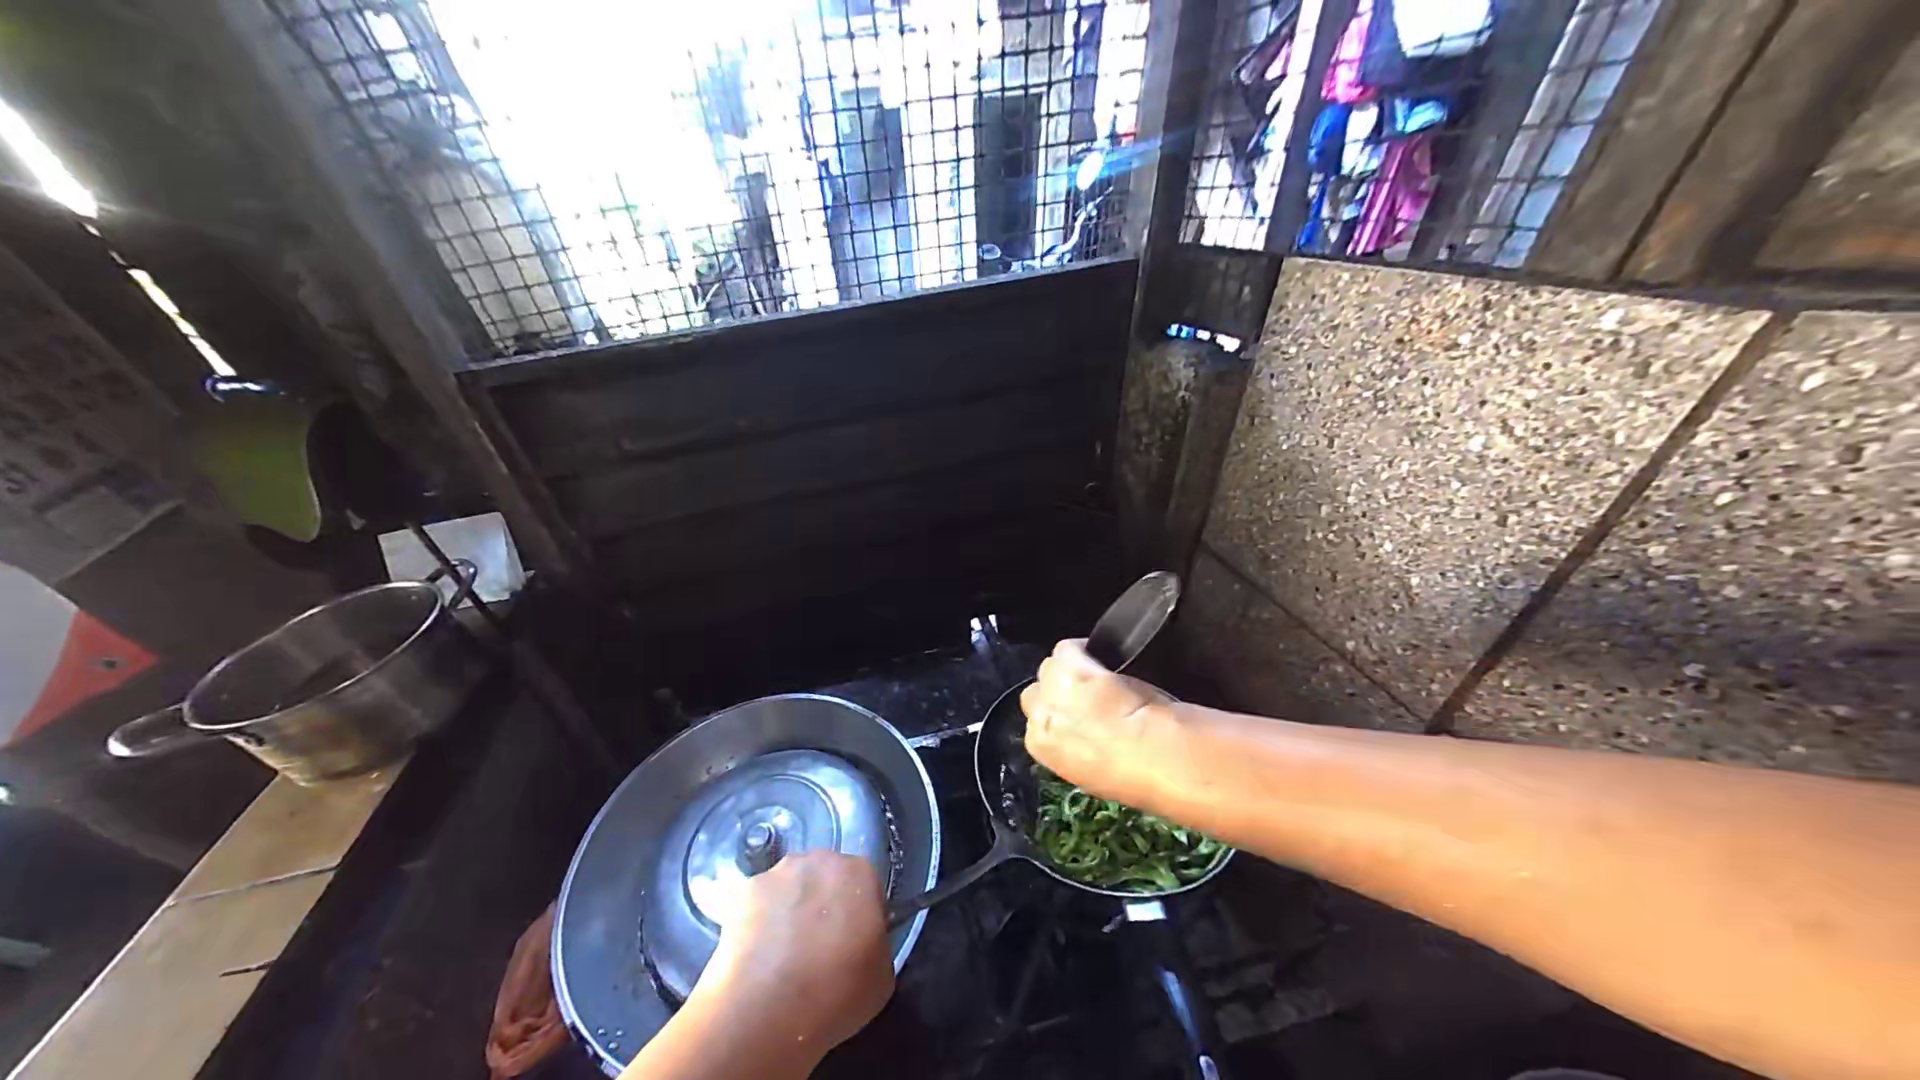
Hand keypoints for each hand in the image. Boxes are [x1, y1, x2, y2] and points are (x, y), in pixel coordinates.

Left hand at [685, 851, 893, 1065]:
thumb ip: (876, 942)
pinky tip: (751, 952)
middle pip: (824, 877)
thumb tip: (862, 940)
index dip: (860, 914)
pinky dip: (751, 920)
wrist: (765, 1012)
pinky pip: (750, 902)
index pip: (866, 885)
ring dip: (786, 908)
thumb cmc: (836, 994)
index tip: (852, 942)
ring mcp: (776, 873)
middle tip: (816, 946)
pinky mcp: (740, 892)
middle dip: (822, 903)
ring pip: (787, 886)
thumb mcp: (881, 975)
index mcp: (860, 873)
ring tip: (778, 953)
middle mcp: (819, 861)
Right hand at [1021, 638, 1179, 809]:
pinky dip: (1086, 649)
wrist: (1151, 754)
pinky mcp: (1072, 666)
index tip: (1078, 715)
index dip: (1058, 715)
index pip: (1037, 721)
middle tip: (1087, 694)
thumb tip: (1084, 736)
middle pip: (1037, 691)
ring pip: (1051, 666)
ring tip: (1098, 676)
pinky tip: (1107, 658)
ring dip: (1070, 669)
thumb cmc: (1132, 775)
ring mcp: (1053, 688)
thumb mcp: (1090, 772)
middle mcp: (1040, 715)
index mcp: (1041, 746)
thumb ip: (1074, 749)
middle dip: (1057, 691)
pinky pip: (1070, 648)